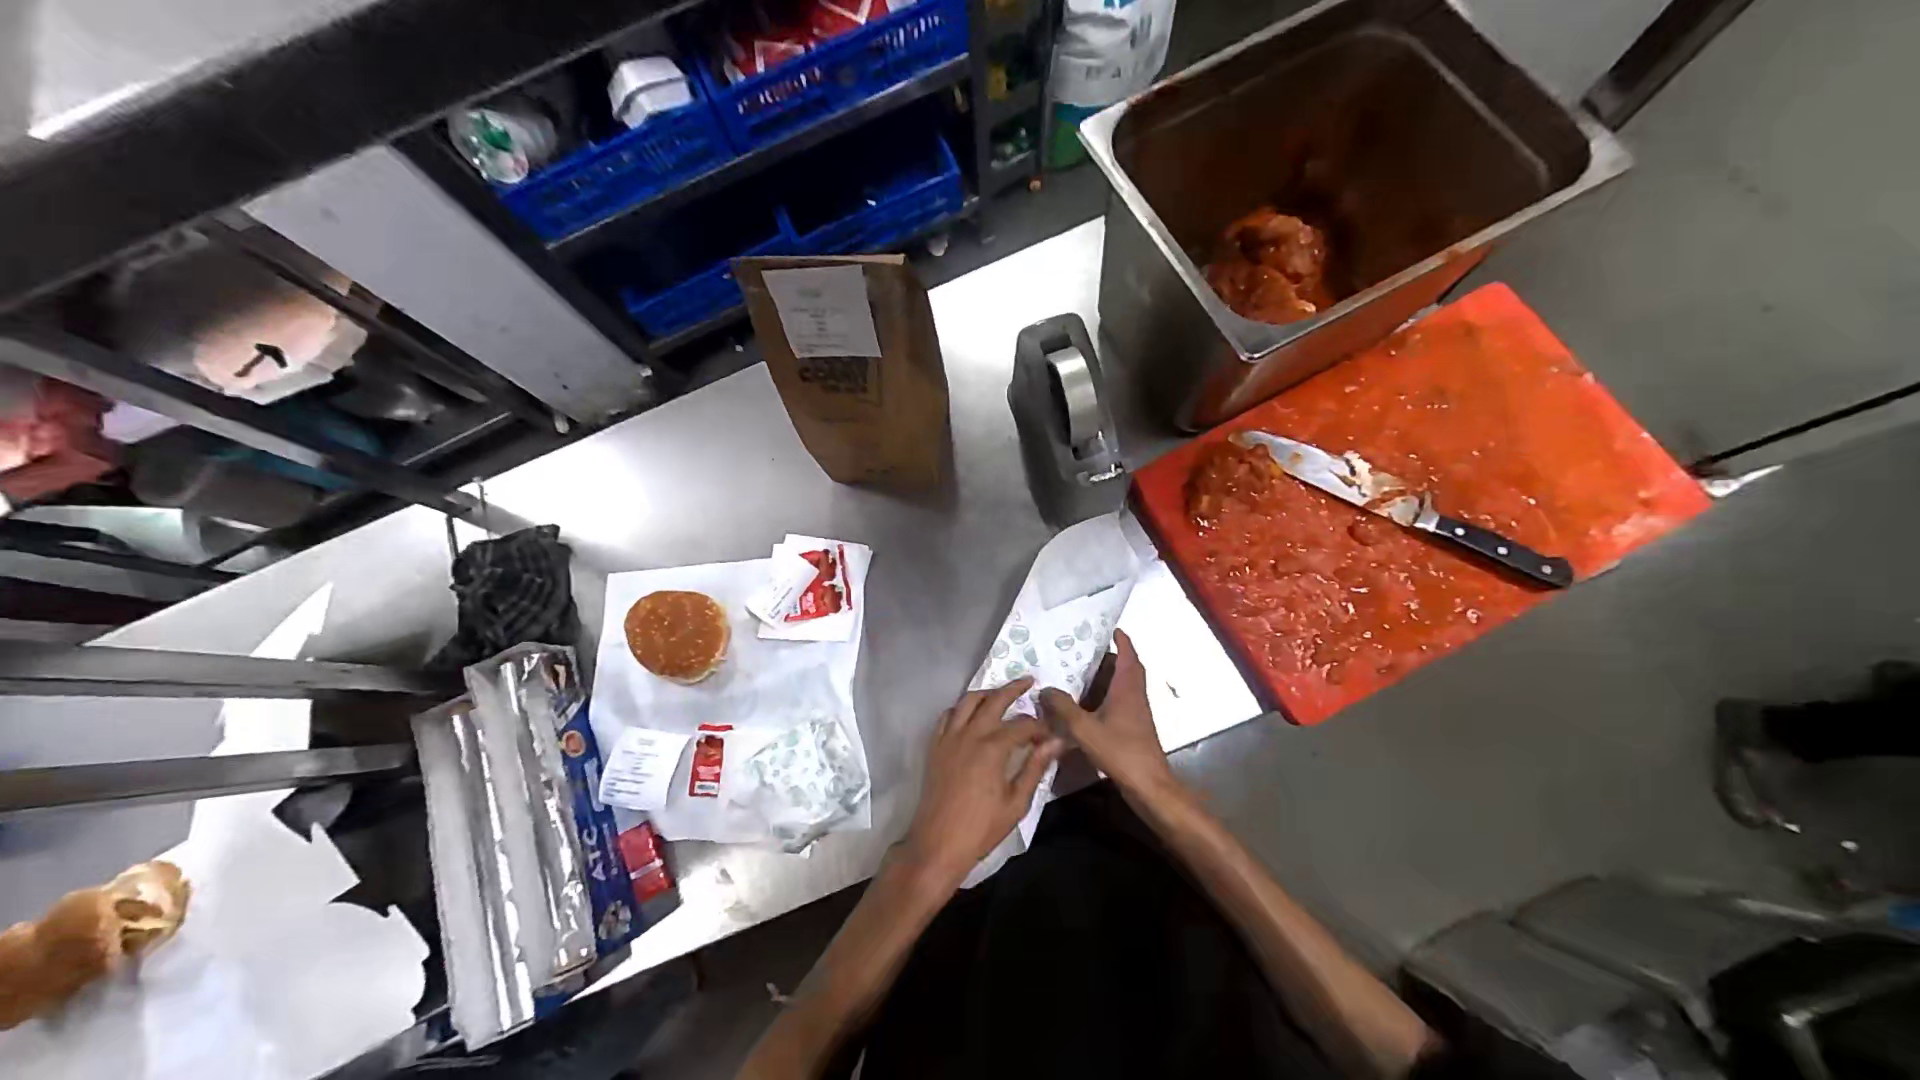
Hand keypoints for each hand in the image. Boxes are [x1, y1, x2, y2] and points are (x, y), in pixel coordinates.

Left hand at [903, 678, 1063, 882]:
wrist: (937, 843)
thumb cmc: (981, 828)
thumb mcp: (1016, 802)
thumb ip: (1035, 768)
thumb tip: (1056, 743)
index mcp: (992, 748)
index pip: (1022, 725)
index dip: (1040, 725)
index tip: (1051, 731)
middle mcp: (969, 734)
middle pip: (993, 700)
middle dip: (1013, 689)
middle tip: (1029, 681)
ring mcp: (949, 738)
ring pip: (967, 701)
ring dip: (986, 693)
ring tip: (1000, 693)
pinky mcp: (935, 746)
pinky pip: (947, 716)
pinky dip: (960, 709)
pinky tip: (970, 714)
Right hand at [1039, 630, 1179, 803]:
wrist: (1149, 786)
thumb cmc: (1121, 751)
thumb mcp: (1085, 729)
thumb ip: (1063, 708)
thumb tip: (1045, 689)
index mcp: (1127, 689)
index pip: (1128, 657)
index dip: (1123, 641)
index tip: (1114, 630)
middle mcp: (1135, 698)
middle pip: (1127, 671)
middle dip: (1111, 659)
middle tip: (1088, 654)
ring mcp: (1136, 715)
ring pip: (1123, 688)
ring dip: (1108, 680)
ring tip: (1082, 676)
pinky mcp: (1133, 731)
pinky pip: (1119, 705)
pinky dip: (1105, 699)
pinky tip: (1087, 708)